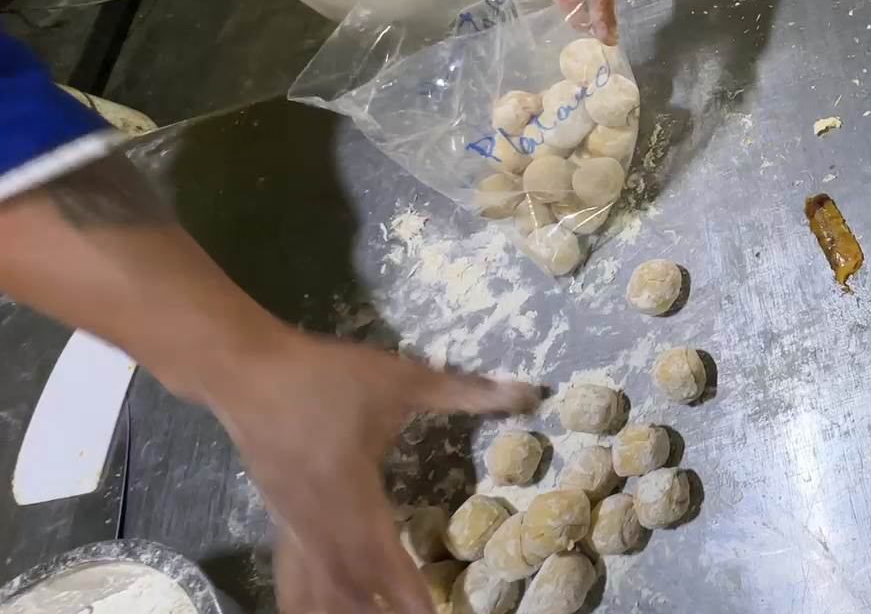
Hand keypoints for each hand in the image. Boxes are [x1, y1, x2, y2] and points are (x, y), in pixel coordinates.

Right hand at [201, 329, 536, 613]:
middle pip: (343, 582)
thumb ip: (467, 390)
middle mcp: (315, 517)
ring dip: (341, 609)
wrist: (250, 374)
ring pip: (314, 587)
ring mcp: (290, 523)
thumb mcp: (407, 378)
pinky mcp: (279, 519)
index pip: (380, 550)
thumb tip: (527, 392)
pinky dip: (311, 599)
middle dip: (375, 611)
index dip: (403, 587)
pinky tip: (323, 609)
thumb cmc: (332, 377)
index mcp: (348, 487)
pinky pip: (294, 573)